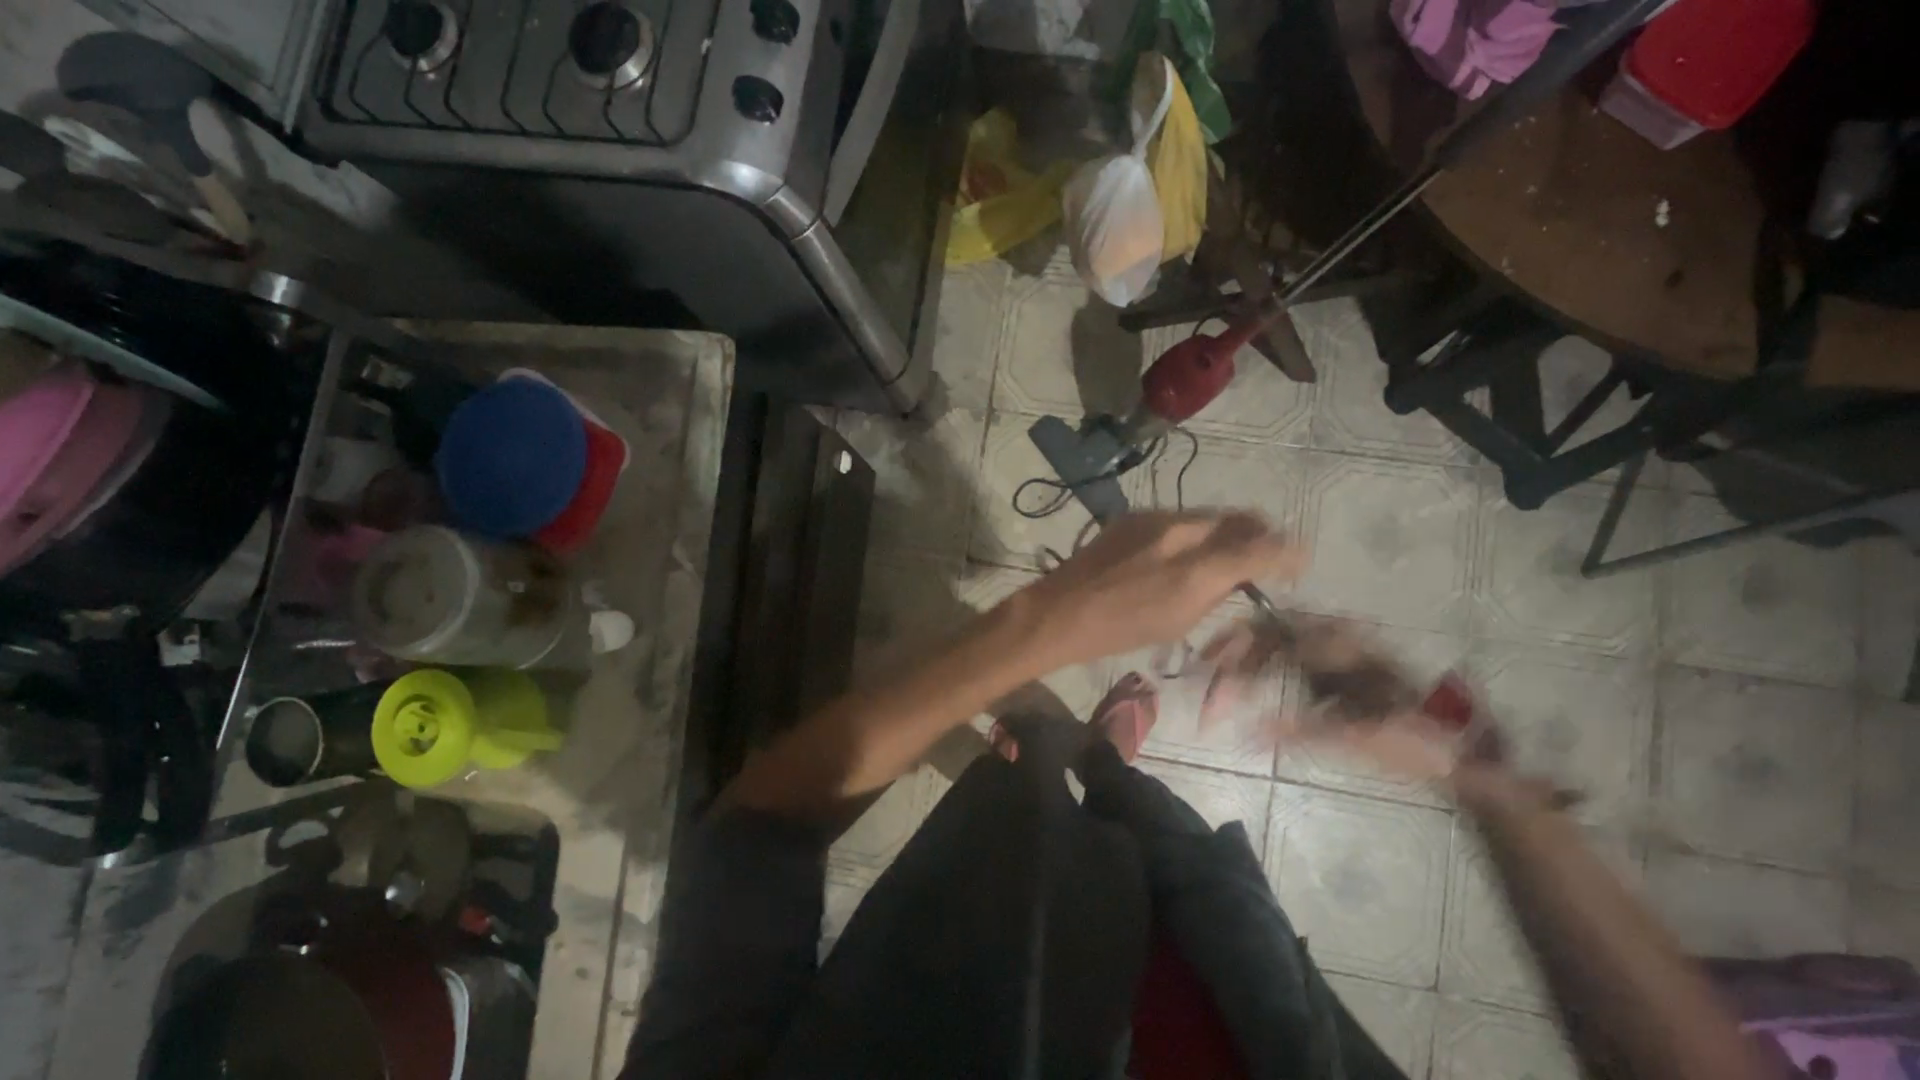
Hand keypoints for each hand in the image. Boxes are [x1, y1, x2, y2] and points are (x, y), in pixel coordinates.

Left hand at [1012, 510, 1306, 669]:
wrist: (1061, 610)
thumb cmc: (1120, 631)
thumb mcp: (1178, 621)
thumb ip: (1215, 591)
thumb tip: (1240, 574)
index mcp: (1194, 571)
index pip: (1257, 549)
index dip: (1286, 552)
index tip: (1299, 559)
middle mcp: (1179, 533)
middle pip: (1237, 520)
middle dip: (1260, 532)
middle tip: (1269, 550)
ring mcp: (1154, 519)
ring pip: (1209, 515)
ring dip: (1228, 529)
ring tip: (1231, 550)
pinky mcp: (1133, 516)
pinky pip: (1180, 516)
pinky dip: (1197, 529)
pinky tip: (1189, 548)